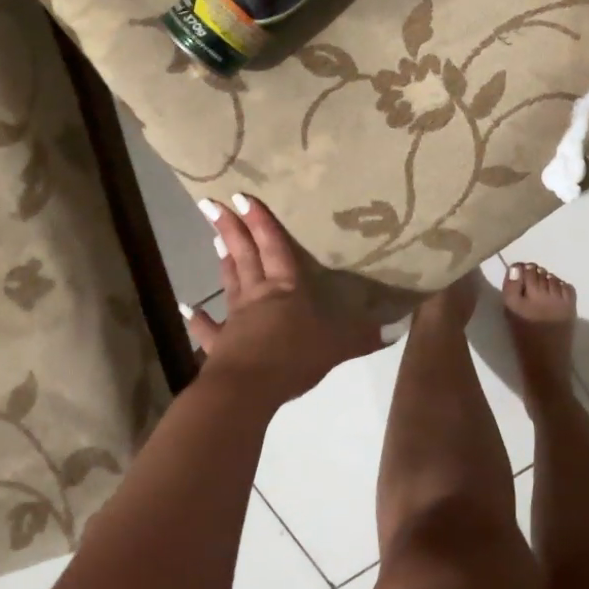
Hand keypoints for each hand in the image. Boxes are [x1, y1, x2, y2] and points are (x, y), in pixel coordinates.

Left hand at [185, 195, 381, 401]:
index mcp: (287, 289)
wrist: (245, 391)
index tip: (242, 197)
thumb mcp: (337, 346)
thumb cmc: (293, 358)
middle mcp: (259, 296)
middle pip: (245, 256)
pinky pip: (209, 328)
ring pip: (230, 283)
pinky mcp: (221, 345)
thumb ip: (365, 336)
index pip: (275, 248)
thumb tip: (401, 327)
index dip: (262, 222)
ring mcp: (236, 319)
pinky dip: (198, 319)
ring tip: (215, 240)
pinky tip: (187, 309)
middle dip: (231, 229)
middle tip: (212, 204)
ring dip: (224, 261)